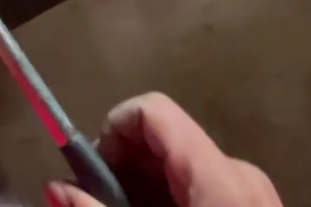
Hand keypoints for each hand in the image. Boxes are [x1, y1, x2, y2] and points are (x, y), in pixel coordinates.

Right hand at [47, 94, 280, 206]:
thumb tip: (54, 187)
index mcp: (218, 178)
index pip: (152, 112)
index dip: (113, 133)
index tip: (96, 179)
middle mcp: (241, 176)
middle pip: (162, 141)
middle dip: (124, 171)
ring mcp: (256, 199)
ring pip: (179, 169)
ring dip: (145, 192)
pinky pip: (201, 192)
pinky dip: (170, 206)